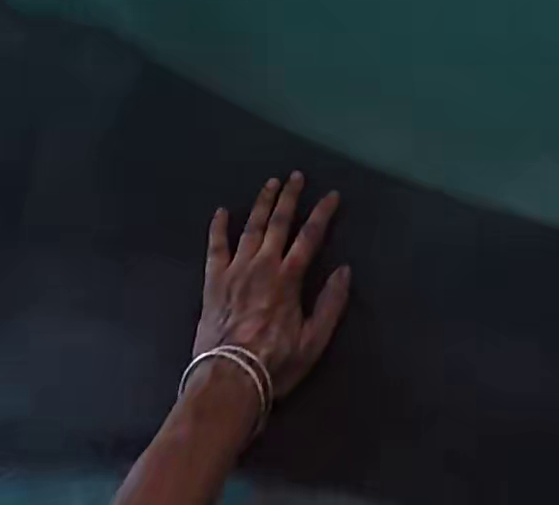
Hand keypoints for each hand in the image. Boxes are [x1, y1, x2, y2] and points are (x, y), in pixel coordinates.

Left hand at [194, 172, 351, 398]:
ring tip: (270, 183)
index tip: (332, 195)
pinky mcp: (213, 281)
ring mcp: (236, 270)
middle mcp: (263, 265)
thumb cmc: (274, 364)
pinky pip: (215, 248)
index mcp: (288, 277)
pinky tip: (220, 211)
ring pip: (251, 227)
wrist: (227, 383)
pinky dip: (218, 228)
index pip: (311, 235)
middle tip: (296, 176)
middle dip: (290, 196)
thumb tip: (344, 270)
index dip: (323, 213)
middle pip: (279, 222)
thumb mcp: (314, 341)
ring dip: (262, 203)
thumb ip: (331, 304)